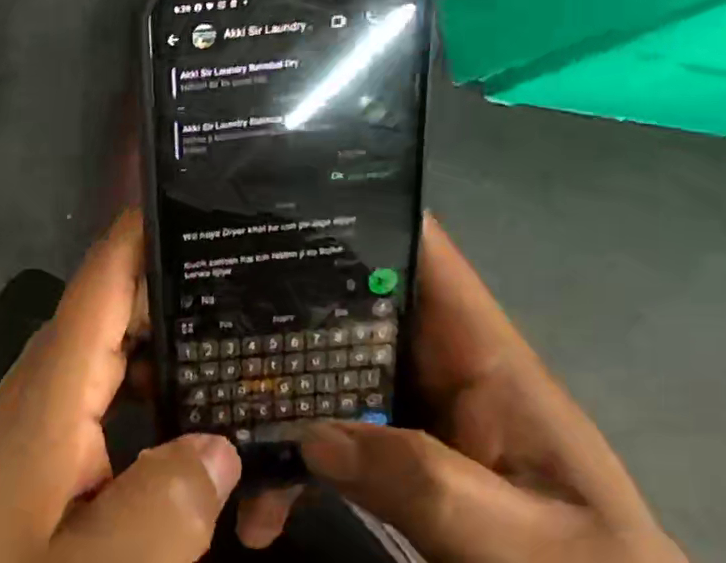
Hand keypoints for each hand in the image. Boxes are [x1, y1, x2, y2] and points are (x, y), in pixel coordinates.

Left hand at [0, 210, 241, 562]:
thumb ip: (161, 511)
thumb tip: (219, 447)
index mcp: (52, 387)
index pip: (99, 284)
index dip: (136, 234)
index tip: (181, 197)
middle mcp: (47, 384)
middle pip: (118, 312)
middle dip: (174, 288)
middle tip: (245, 275)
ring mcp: (43, 416)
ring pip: (117, 357)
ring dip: (169, 348)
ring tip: (237, 341)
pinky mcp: (45, 450)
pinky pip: (108, 400)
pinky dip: (152, 396)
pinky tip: (196, 424)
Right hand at [236, 216, 688, 562]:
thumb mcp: (522, 540)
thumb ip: (428, 483)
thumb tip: (312, 435)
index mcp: (478, 351)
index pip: (419, 249)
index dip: (359, 207)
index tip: (278, 197)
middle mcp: (437, 363)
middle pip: (350, 300)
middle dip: (280, 293)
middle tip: (203, 293)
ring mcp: (413, 409)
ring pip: (326, 366)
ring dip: (271, 385)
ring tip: (207, 400)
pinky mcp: (396, 455)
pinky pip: (329, 433)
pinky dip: (291, 460)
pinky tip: (257, 497)